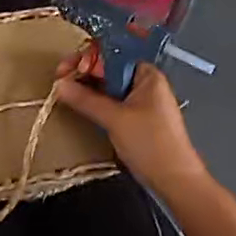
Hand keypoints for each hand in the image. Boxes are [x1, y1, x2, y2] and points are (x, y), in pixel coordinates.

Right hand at [53, 47, 208, 191]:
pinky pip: (112, 102)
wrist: (176, 181)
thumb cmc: (150, 144)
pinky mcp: (137, 118)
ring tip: (65, 92)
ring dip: (88, 87)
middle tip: (60, 81)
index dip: (88, 58)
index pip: (113, 54)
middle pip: (110, 68)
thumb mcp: (115, 119)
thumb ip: (86, 99)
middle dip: (84, 71)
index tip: (67, 70)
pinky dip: (96, 102)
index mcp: (147, 74)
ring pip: (109, 86)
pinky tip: (80, 105)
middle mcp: (145, 83)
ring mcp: (141, 101)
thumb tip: (60, 85)